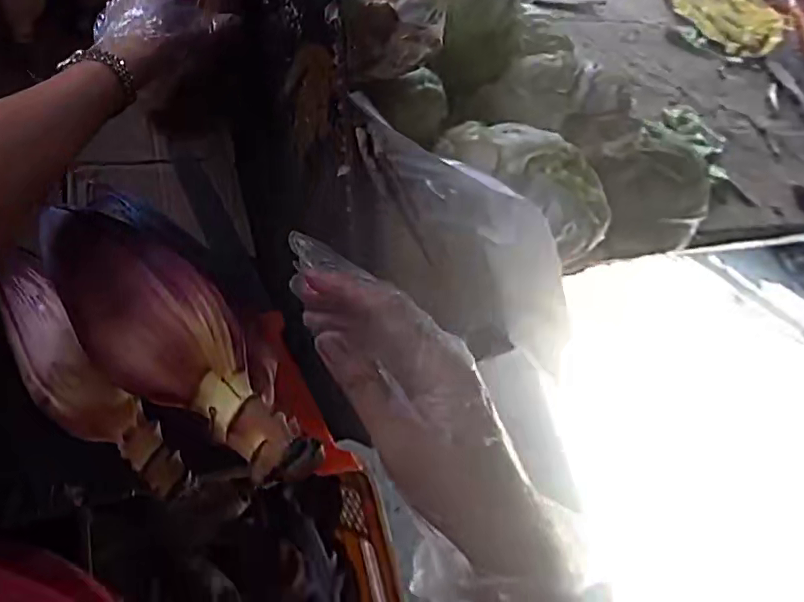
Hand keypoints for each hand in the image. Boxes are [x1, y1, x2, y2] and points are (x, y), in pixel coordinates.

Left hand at [92, 0, 235, 97]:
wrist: (124, 61)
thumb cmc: (163, 37)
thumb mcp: (195, 32)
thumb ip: (215, 24)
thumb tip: (237, 20)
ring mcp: (113, 3)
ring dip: (130, 3)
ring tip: (142, 19)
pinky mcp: (101, 22)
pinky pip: (112, 16)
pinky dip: (119, 21)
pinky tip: (128, 34)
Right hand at [293, 244, 570, 585]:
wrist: (502, 526)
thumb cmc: (448, 482)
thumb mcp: (394, 434)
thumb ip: (359, 380)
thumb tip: (324, 338)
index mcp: (436, 359)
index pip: (385, 306)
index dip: (344, 287)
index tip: (308, 278)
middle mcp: (442, 352)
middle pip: (388, 309)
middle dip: (343, 296)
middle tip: (302, 291)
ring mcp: (443, 366)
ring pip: (391, 325)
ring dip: (351, 316)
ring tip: (311, 314)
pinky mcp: (439, 381)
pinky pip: (397, 345)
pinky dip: (366, 337)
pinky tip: (339, 340)